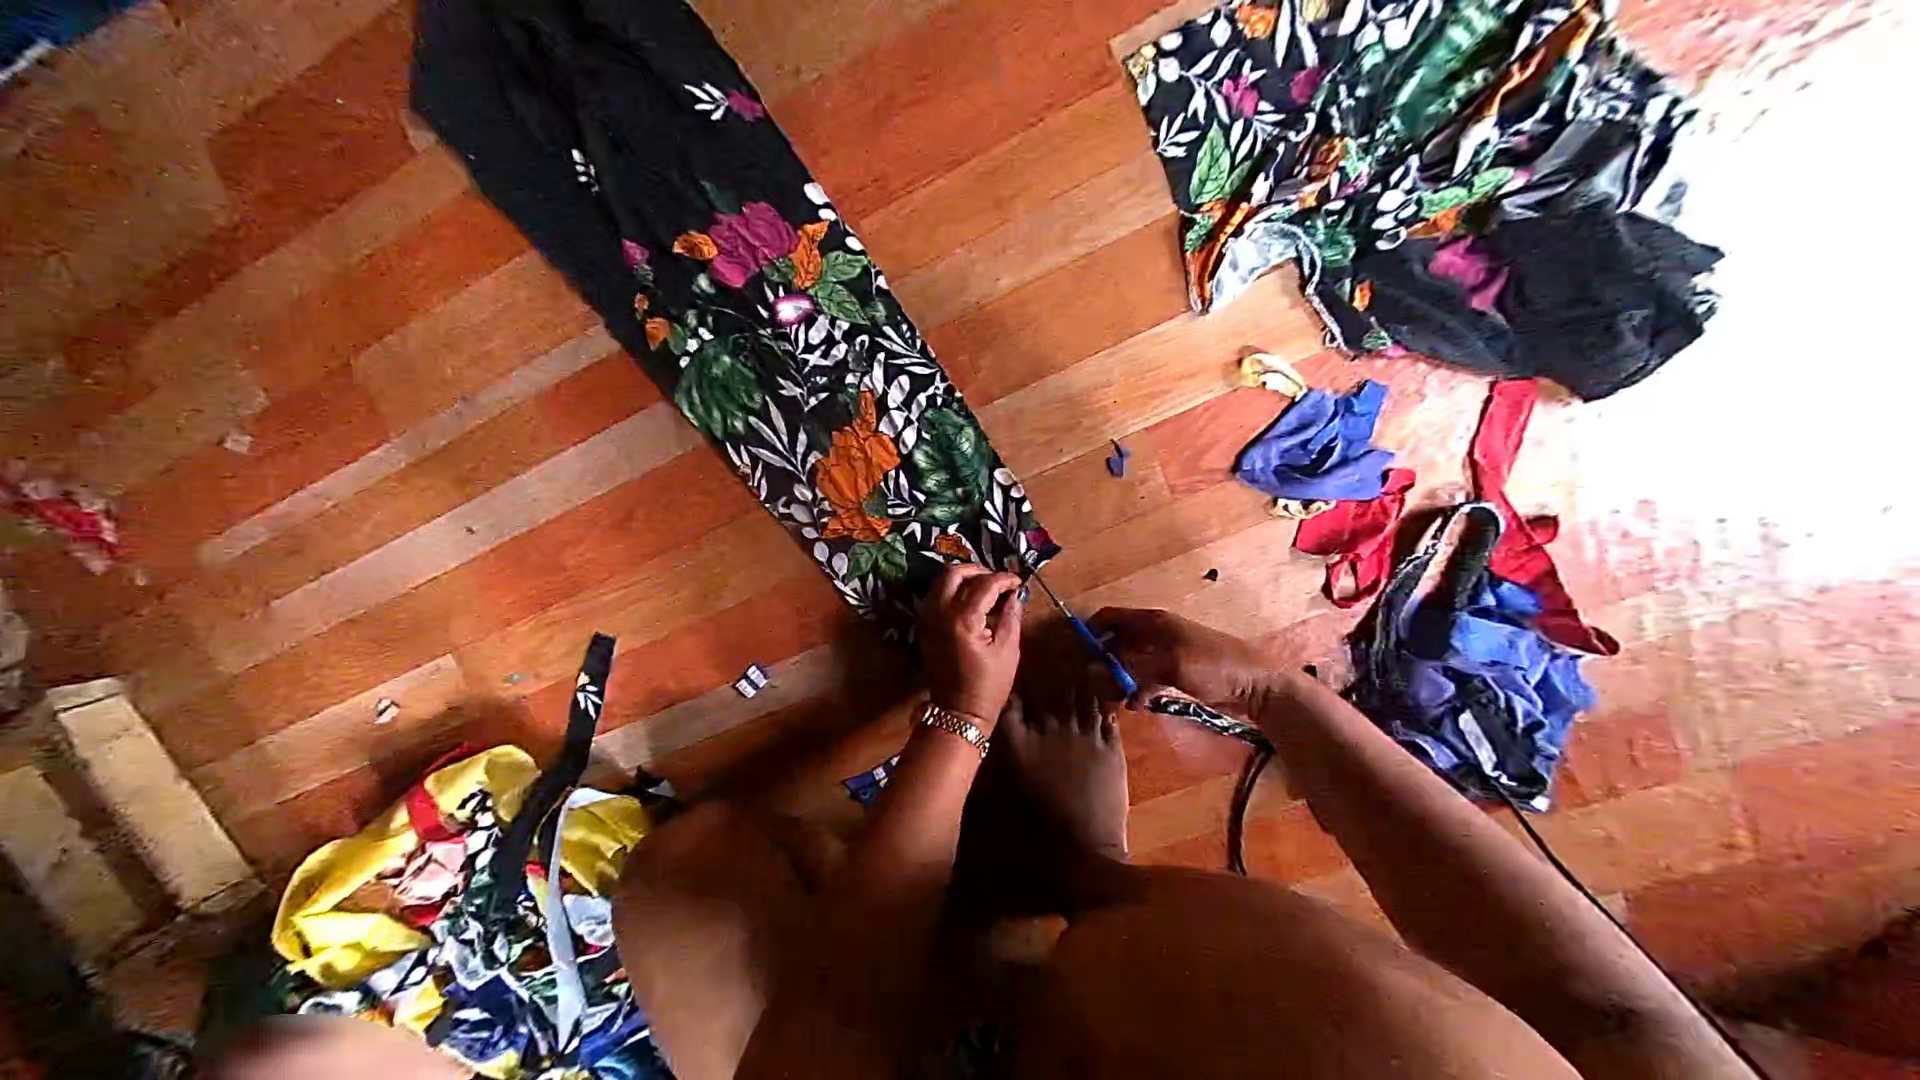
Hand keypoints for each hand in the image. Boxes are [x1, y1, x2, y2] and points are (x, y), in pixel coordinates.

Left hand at [918, 564, 1024, 725]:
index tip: (1018, 582)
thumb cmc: (988, 685)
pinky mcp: (924, 626)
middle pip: (953, 573)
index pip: (985, 584)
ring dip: (963, 579)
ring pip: (941, 582)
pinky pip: (936, 596)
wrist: (958, 712)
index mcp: (963, 619)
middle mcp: (940, 613)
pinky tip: (971, 601)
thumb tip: (1014, 595)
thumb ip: (1011, 616)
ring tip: (985, 587)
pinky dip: (952, 591)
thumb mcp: (1008, 650)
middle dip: (977, 570)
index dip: (1004, 579)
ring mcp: (928, 619)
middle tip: (997, 579)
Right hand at [1087, 607, 1272, 711]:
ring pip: (1130, 663)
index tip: (1074, 652)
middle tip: (1092, 685)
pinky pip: (1146, 678)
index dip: (1090, 630)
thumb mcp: (1168, 665)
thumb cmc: (1212, 665)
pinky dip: (1138, 690)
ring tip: (1112, 700)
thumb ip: (1130, 668)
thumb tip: (1094, 671)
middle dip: (1103, 662)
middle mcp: (1155, 634)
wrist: (1256, 684)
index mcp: (1152, 622)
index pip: (1110, 617)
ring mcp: (1165, 654)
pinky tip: (1136, 705)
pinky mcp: (1174, 672)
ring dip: (1120, 679)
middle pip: (1117, 642)